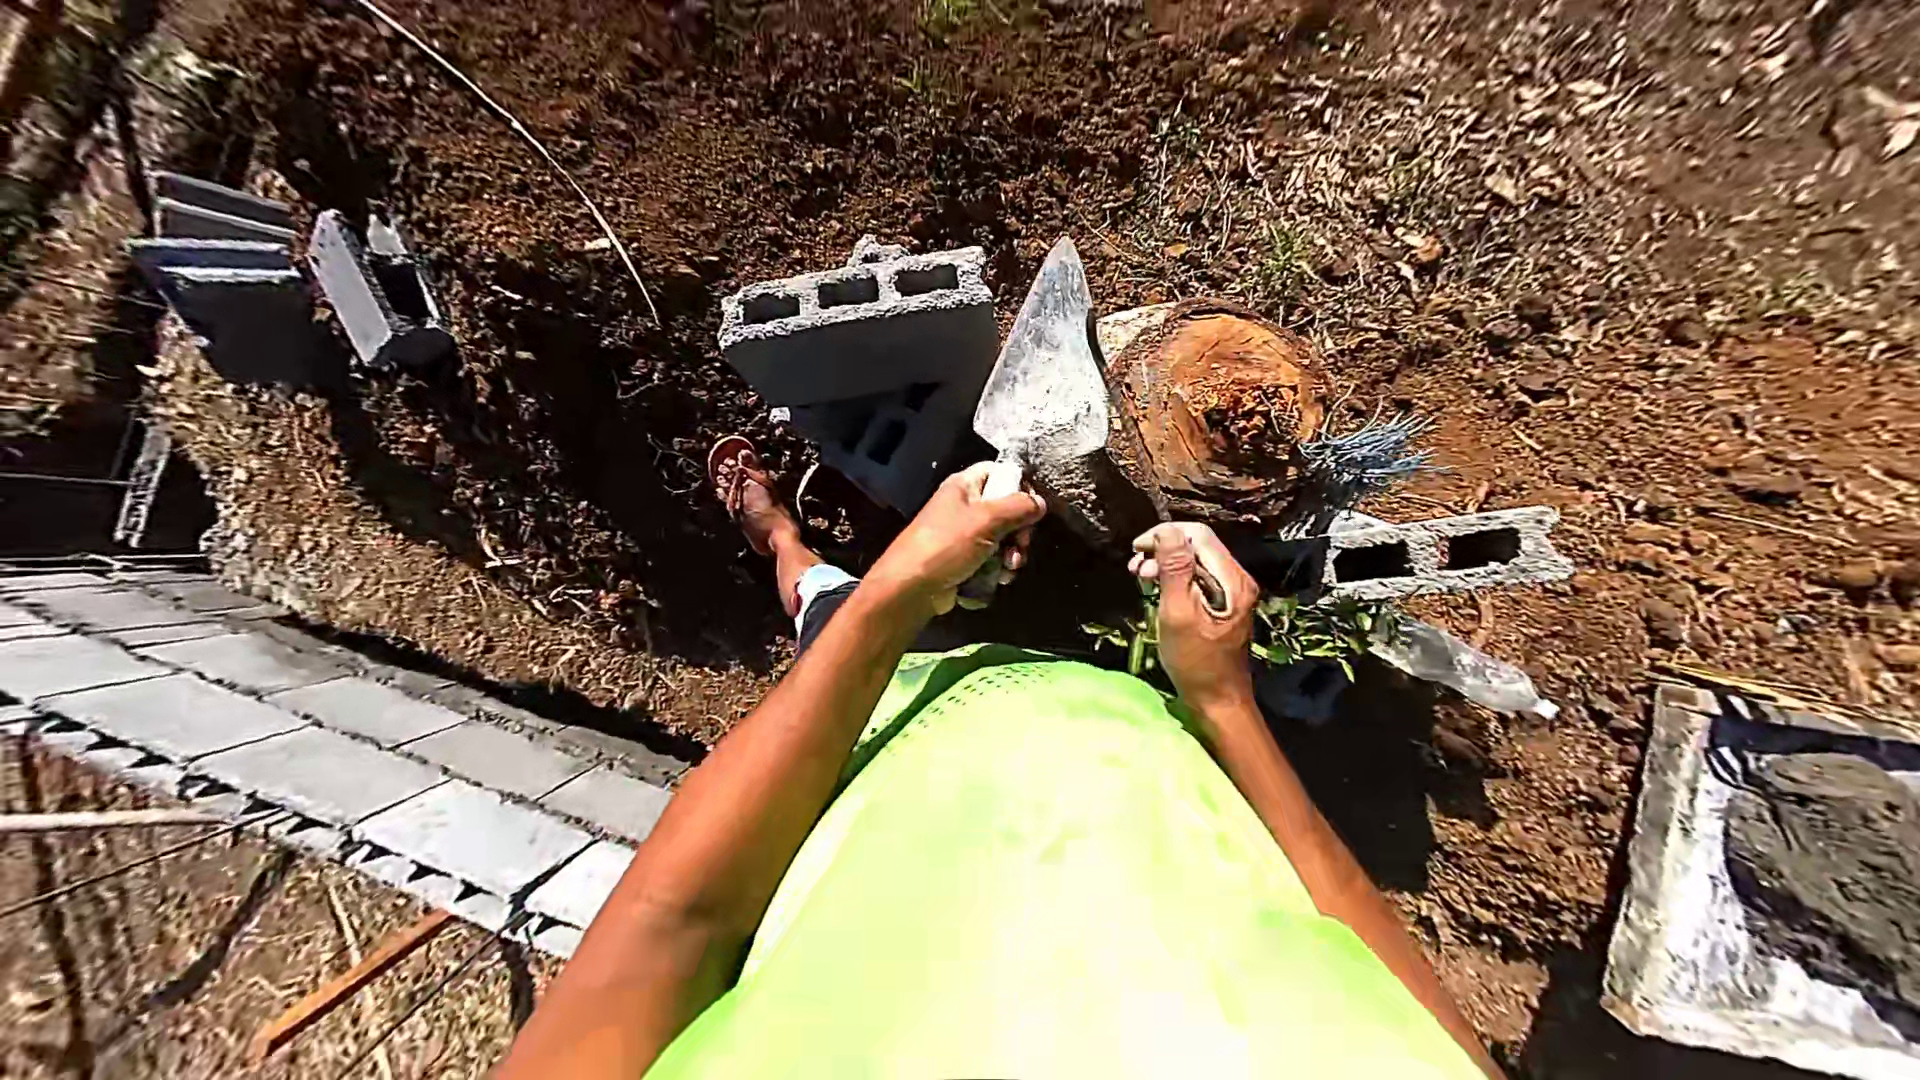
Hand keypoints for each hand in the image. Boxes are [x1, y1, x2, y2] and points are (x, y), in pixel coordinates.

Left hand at [866, 462, 1046, 617]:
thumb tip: (1040, 503)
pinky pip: (991, 558)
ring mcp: (963, 535)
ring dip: (1012, 554)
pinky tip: (999, 579)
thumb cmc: (947, 545)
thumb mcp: (986, 520)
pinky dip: (998, 568)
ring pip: (1002, 538)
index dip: (1020, 487)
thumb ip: (1019, 507)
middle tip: (1021, 546)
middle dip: (1020, 531)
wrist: (910, 588)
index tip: (1032, 508)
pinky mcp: (963, 560)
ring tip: (1009, 568)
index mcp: (964, 486)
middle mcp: (964, 506)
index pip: (1000, 472)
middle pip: (1006, 509)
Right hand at [1130, 523, 1258, 709]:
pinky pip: (1197, 576)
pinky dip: (1173, 576)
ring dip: (1164, 562)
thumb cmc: (1195, 662)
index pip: (1197, 535)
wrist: (1216, 698)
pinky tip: (1156, 587)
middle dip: (1162, 548)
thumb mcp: (1178, 614)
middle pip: (1197, 544)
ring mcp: (1231, 590)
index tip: (1137, 550)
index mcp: (1231, 580)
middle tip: (1135, 567)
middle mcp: (1236, 579)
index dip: (1164, 535)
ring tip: (1140, 577)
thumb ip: (1174, 570)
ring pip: (1195, 559)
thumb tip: (1166, 531)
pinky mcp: (1222, 601)